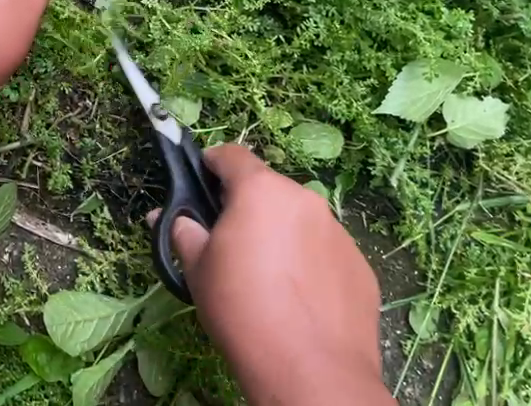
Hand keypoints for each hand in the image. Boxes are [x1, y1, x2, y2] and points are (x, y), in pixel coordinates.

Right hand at [169, 145, 393, 405]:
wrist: (312, 374)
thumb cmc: (242, 309)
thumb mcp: (197, 267)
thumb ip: (183, 231)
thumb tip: (169, 217)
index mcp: (261, 190)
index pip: (231, 154)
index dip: (210, 166)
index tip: (201, 190)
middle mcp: (304, 201)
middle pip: (267, 189)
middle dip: (246, 207)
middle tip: (229, 243)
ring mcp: (338, 234)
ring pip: (297, 221)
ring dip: (280, 234)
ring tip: (266, 278)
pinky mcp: (361, 268)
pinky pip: (324, 252)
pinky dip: (308, 264)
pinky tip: (297, 299)